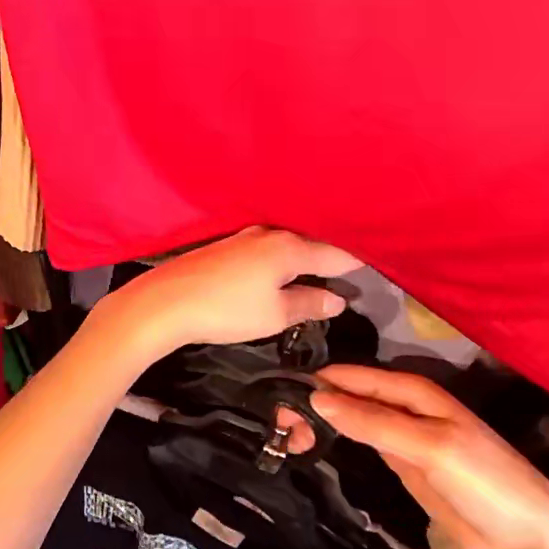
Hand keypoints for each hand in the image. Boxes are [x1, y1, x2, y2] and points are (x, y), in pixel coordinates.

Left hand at [96, 227, 361, 357]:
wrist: (164, 302)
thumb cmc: (225, 310)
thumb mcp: (274, 315)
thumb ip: (308, 305)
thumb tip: (338, 299)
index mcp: (289, 247)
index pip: (336, 252)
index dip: (359, 259)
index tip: (383, 259)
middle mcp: (271, 233)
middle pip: (313, 240)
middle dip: (335, 250)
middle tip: (362, 261)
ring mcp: (246, 236)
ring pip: (290, 240)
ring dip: (309, 250)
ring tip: (330, 263)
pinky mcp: (228, 245)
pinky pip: (270, 245)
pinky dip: (285, 253)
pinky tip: (289, 264)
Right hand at [299, 365, 548, 548]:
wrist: (526, 540)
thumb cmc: (485, 482)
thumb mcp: (430, 447)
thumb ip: (374, 422)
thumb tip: (317, 397)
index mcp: (414, 391)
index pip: (354, 377)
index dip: (318, 382)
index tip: (278, 394)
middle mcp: (404, 405)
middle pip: (349, 393)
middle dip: (314, 400)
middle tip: (279, 422)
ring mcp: (401, 433)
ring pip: (351, 414)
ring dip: (321, 418)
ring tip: (285, 430)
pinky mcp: (400, 460)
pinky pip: (361, 438)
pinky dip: (336, 436)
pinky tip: (312, 439)